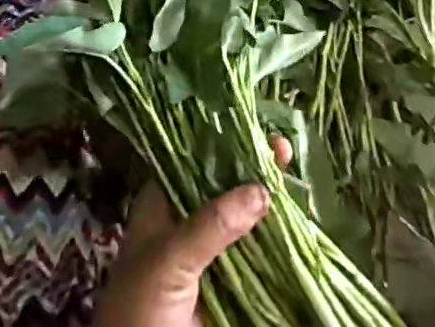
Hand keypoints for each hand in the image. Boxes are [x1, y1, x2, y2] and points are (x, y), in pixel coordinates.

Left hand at [95, 139, 288, 326]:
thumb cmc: (140, 308)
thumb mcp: (169, 259)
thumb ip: (211, 224)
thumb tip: (261, 190)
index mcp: (161, 206)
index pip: (192, 161)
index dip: (221, 143)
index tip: (252, 128)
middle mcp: (185, 222)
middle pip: (222, 187)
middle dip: (251, 167)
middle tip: (282, 148)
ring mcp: (207, 253)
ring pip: (241, 218)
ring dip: (266, 200)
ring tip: (292, 169)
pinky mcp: (228, 284)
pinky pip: (254, 255)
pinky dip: (274, 239)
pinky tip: (294, 217)